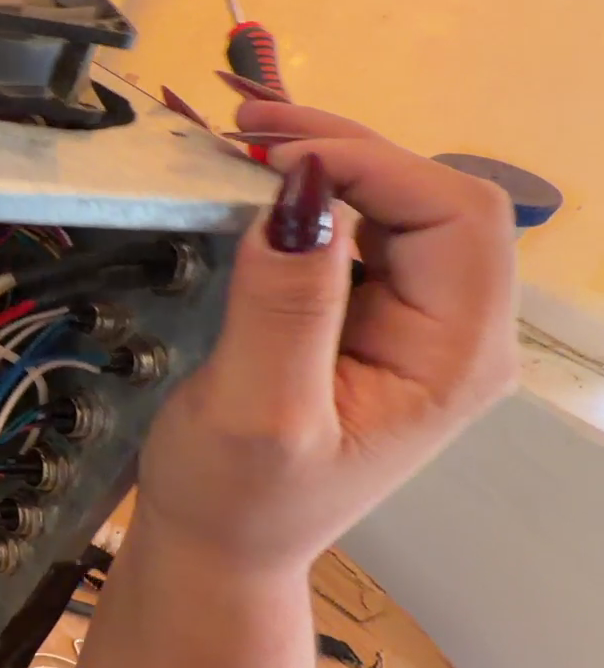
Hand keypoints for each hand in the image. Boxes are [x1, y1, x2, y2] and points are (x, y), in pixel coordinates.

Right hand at [136, 101, 518, 572]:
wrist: (217, 543)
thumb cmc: (235, 493)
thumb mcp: (256, 409)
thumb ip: (284, 306)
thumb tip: (295, 193)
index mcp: (449, 355)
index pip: (450, 218)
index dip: (369, 166)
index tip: (265, 155)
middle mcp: (446, 330)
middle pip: (433, 203)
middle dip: (348, 149)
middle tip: (245, 124)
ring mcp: (402, 328)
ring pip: (392, 214)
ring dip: (326, 167)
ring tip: (244, 141)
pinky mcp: (353, 327)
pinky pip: (350, 244)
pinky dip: (304, 203)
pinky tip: (255, 192)